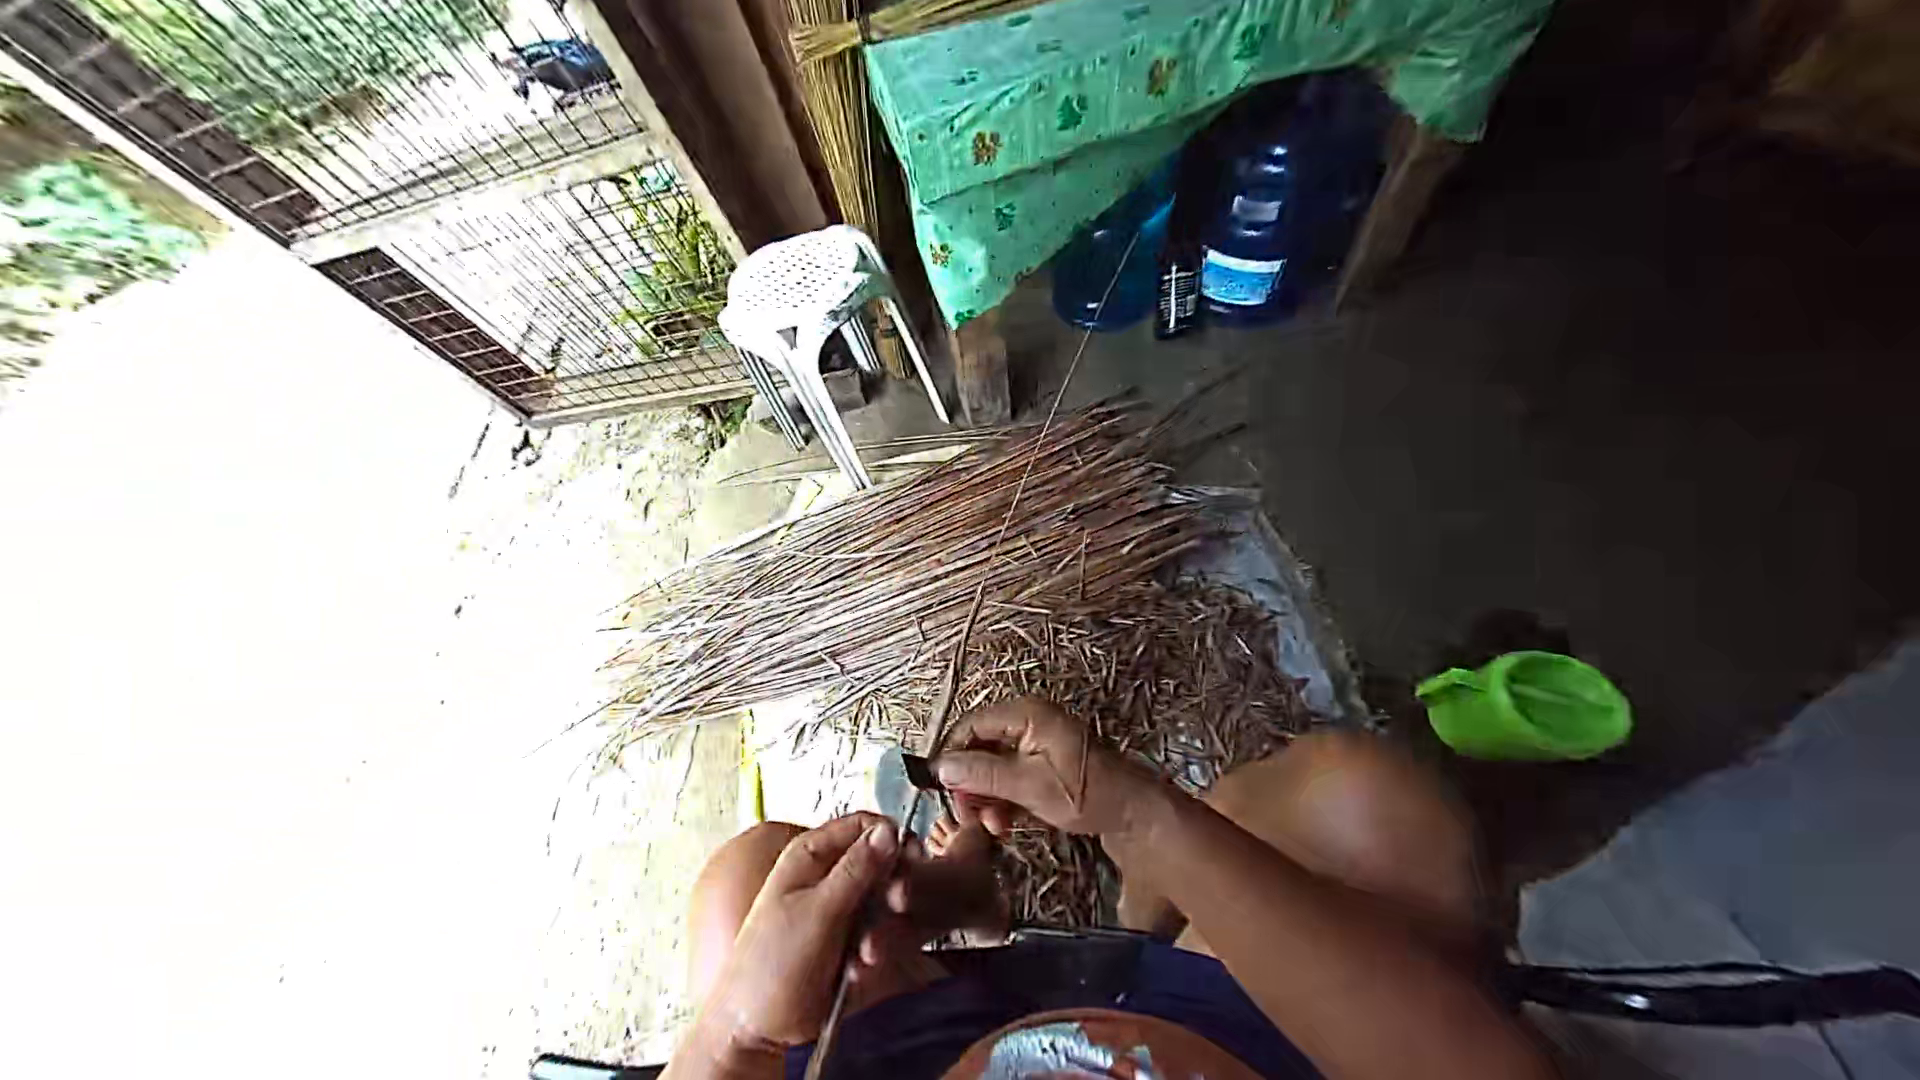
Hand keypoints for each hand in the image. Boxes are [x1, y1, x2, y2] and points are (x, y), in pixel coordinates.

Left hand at [699, 813, 899, 1052]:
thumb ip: (856, 870)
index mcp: (811, 854)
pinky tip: (858, 970)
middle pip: (878, 861)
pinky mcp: (847, 938)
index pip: (863, 825)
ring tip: (866, 954)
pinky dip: (874, 949)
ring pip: (881, 899)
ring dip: (882, 927)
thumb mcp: (818, 912)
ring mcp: (837, 906)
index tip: (914, 856)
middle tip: (898, 905)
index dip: (891, 836)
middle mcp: (826, 874)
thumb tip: (888, 830)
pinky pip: (876, 931)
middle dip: (890, 887)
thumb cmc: (771, 966)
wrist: (756, 1032)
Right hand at [932, 696, 1160, 837]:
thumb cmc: (1084, 793)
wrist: (1130, 812)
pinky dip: (1001, 796)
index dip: (953, 755)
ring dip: (985, 795)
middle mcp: (1026, 720)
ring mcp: (1034, 740)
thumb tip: (942, 767)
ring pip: (991, 763)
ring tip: (991, 824)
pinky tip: (1002, 821)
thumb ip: (984, 774)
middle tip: (968, 815)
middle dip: (971, 782)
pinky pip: (1008, 773)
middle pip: (980, 745)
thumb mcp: (1029, 786)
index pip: (972, 725)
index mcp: (1025, 713)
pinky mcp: (1039, 760)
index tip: (942, 789)